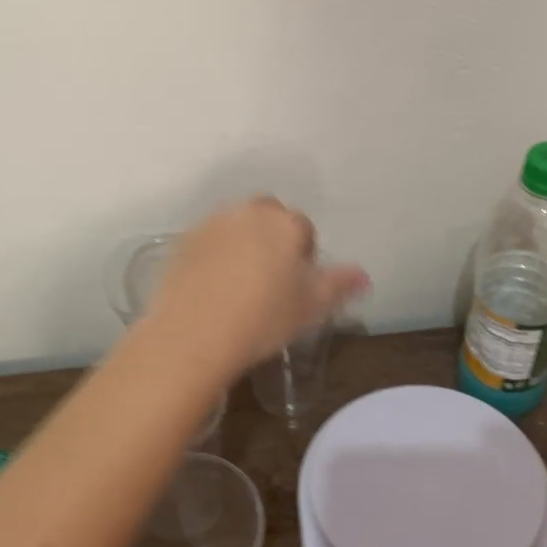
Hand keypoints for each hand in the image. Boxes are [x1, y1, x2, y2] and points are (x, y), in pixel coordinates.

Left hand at [144, 198, 368, 374]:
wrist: (193, 334)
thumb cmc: (263, 319)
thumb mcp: (311, 307)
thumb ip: (340, 284)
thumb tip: (363, 275)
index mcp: (286, 223)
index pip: (304, 229)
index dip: (304, 256)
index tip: (297, 286)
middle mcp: (249, 212)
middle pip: (269, 218)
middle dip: (273, 240)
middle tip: (271, 280)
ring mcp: (212, 224)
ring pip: (237, 227)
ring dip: (243, 245)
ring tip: (240, 286)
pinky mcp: (183, 241)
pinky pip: (209, 242)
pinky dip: (215, 256)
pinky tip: (213, 289)